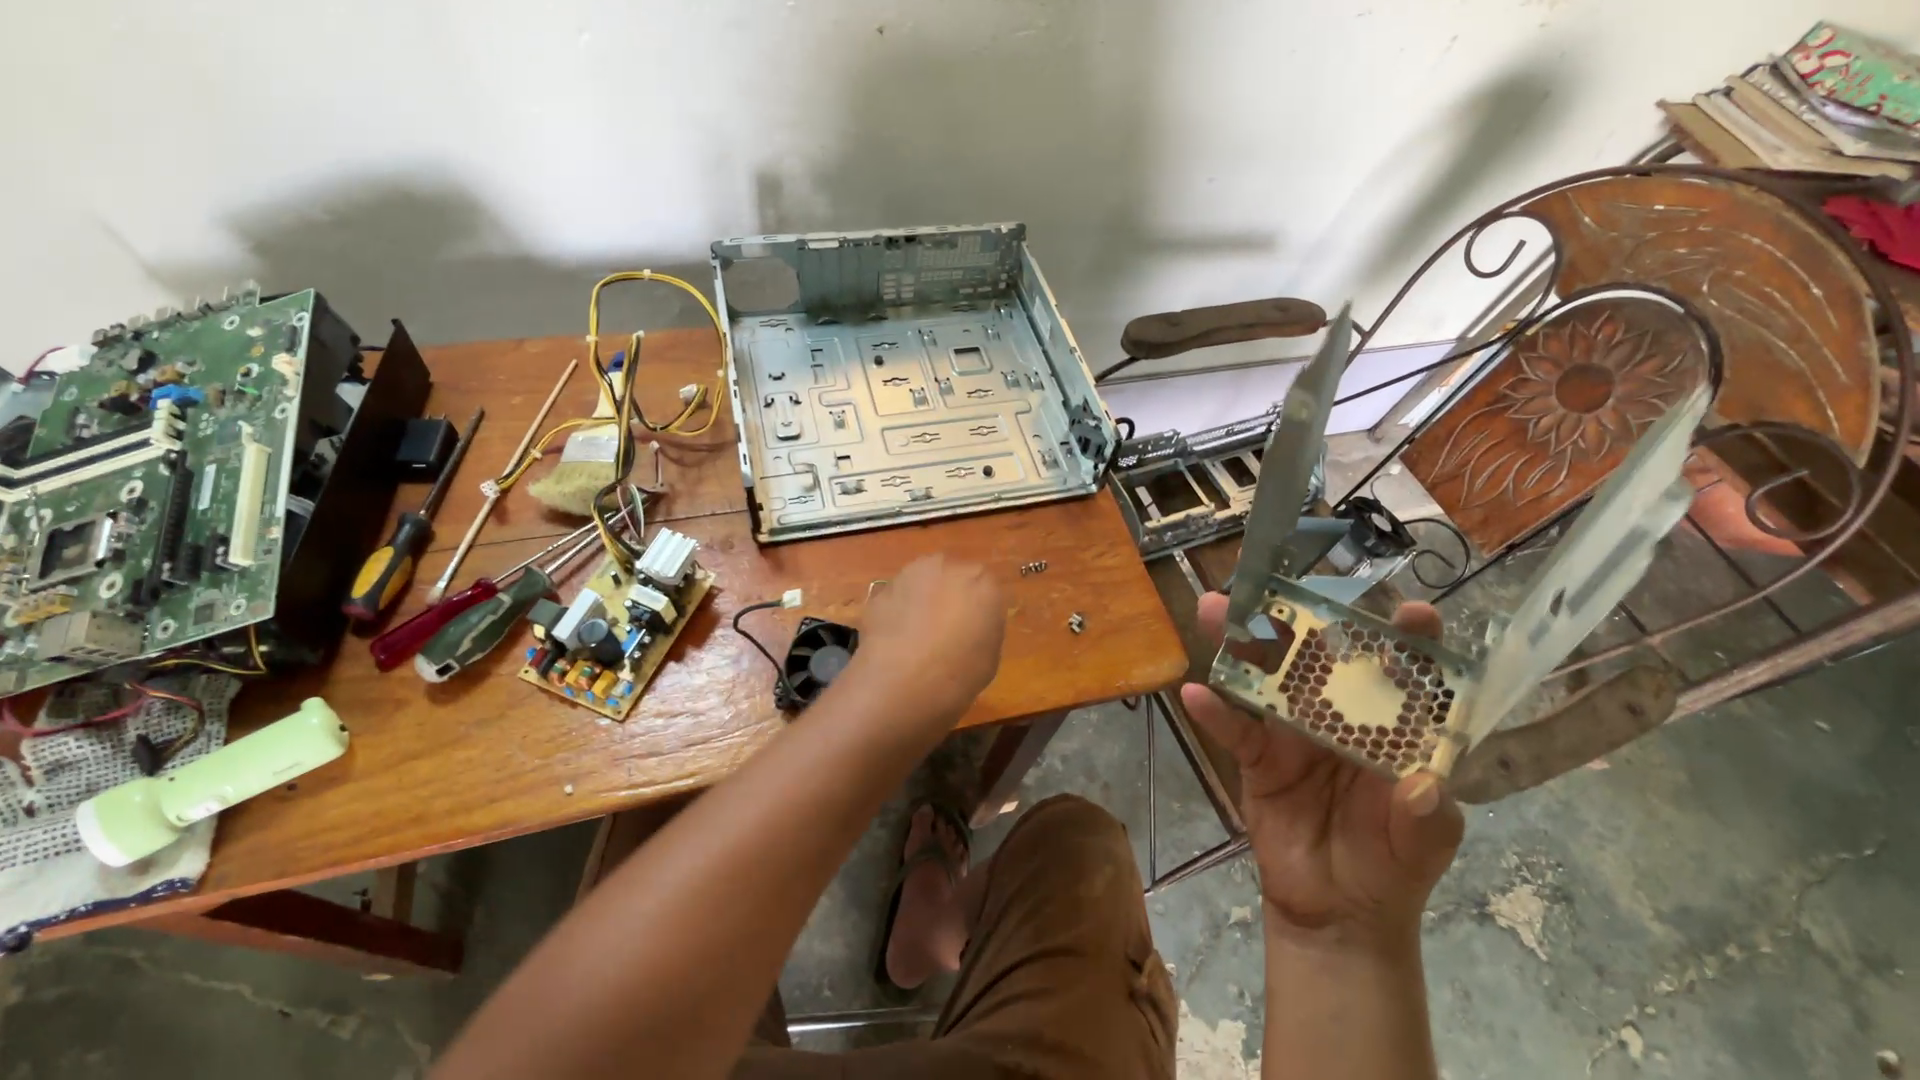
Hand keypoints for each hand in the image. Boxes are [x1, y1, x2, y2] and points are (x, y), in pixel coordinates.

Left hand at [845, 556, 1006, 722]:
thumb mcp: (989, 658)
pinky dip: (896, 613)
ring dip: (920, 600)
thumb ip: (983, 630)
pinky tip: (894, 640)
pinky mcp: (880, 591)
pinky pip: (895, 599)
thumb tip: (971, 626)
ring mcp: (909, 575)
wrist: (901, 682)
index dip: (977, 608)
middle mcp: (947, 568)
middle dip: (948, 596)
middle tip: (944, 630)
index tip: (972, 630)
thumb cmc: (958, 675)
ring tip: (916, 636)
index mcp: (983, 582)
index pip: (985, 586)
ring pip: (920, 582)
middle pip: (951, 576)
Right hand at [1181, 593, 1462, 954]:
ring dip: (1239, 642)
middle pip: (1323, 657)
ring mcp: (1294, 733)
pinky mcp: (1259, 760)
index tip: (1410, 613)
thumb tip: (1420, 786)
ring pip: (1267, 677)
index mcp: (1392, 726)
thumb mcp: (1424, 844)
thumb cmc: (1393, 867)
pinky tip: (1196, 694)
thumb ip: (1427, 818)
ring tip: (1212, 607)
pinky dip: (1216, 713)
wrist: (1337, 911)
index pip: (1407, 671)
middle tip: (1279, 581)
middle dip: (1303, 617)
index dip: (1409, 639)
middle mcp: (1342, 716)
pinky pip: (1235, 731)